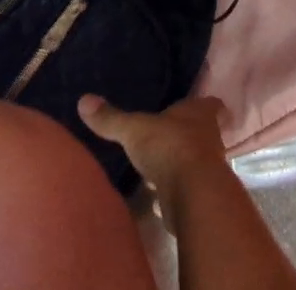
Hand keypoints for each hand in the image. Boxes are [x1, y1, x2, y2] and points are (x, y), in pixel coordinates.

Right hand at [77, 94, 227, 192]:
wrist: (192, 195)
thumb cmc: (169, 147)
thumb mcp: (133, 129)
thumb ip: (111, 118)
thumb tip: (84, 100)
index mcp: (200, 114)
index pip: (211, 104)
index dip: (206, 104)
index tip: (199, 105)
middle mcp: (209, 138)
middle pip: (203, 132)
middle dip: (188, 133)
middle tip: (168, 132)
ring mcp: (208, 169)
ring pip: (195, 160)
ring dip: (180, 162)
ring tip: (158, 162)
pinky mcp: (201, 196)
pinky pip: (186, 188)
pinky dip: (174, 189)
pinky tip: (157, 193)